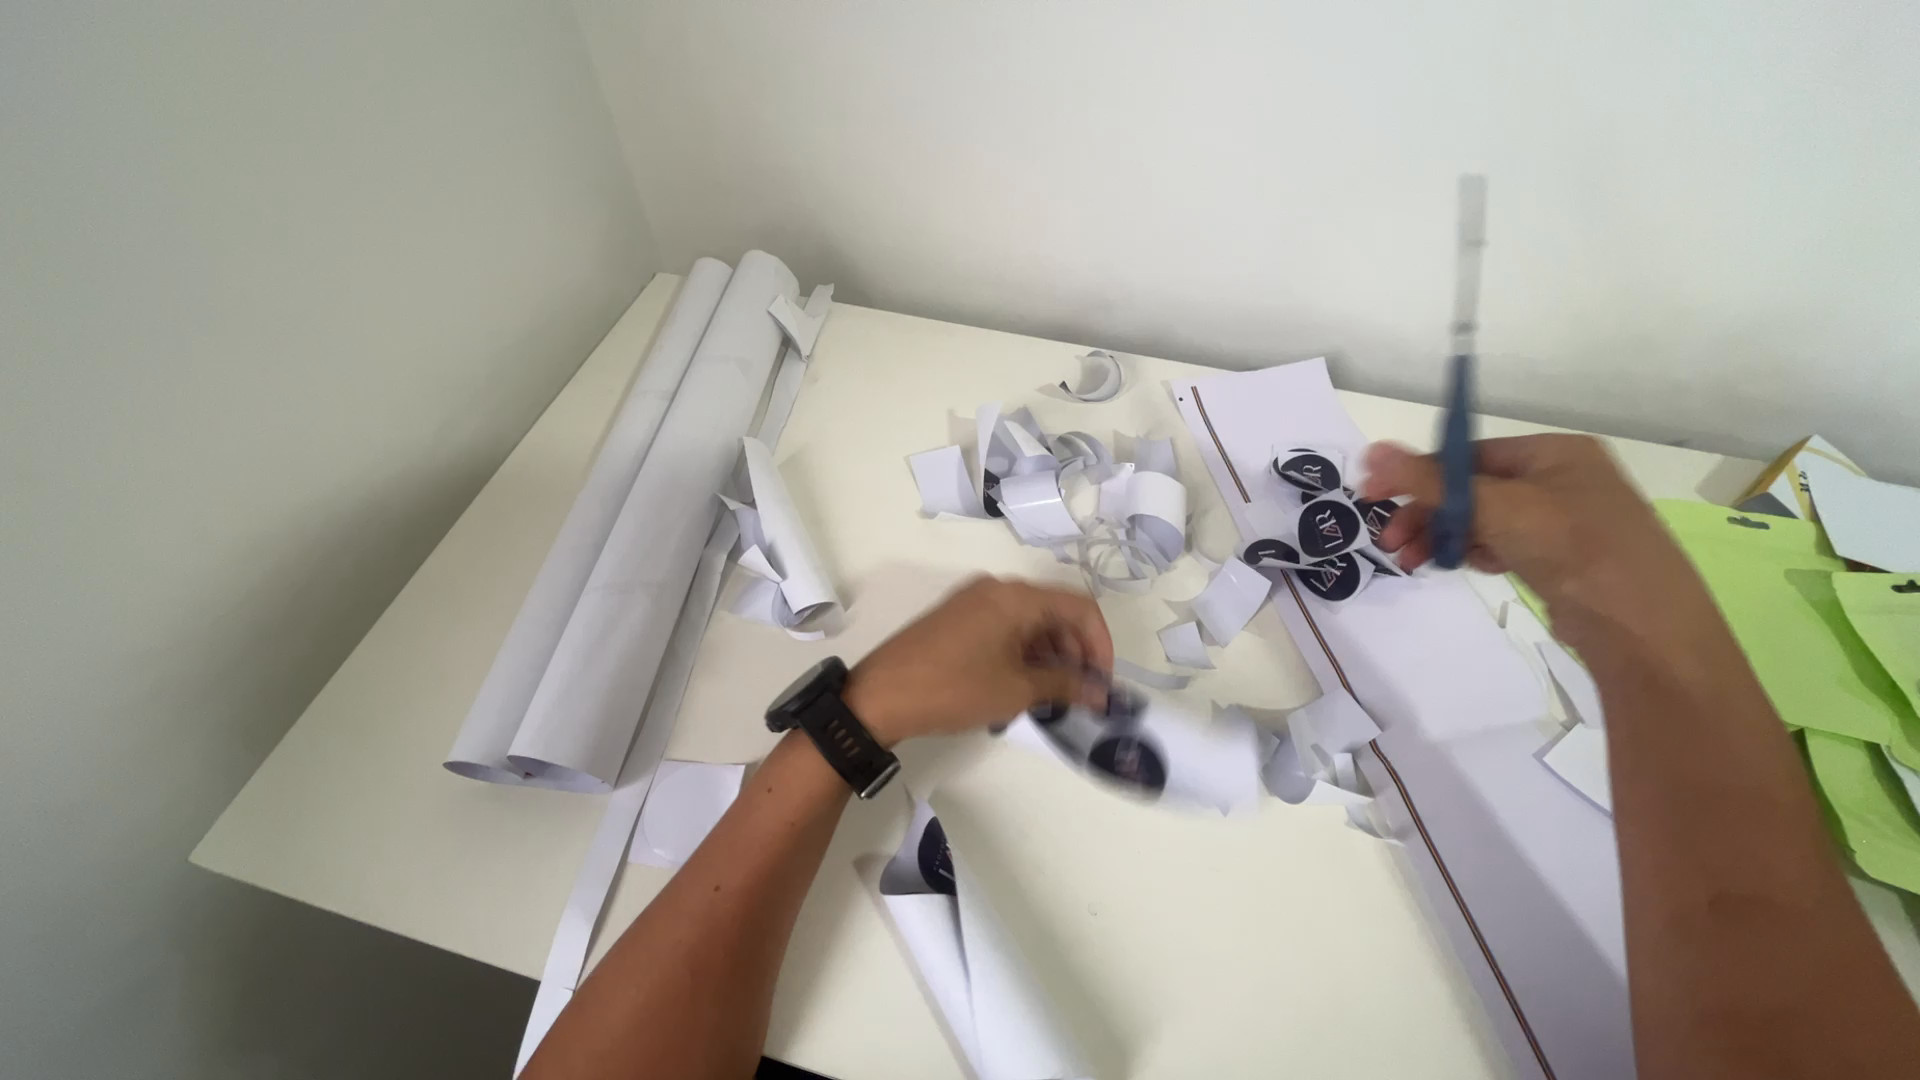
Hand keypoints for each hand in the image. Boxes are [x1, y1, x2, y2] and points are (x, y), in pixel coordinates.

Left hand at [843, 576, 1113, 746]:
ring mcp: (973, 601)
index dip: (1101, 645)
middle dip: (1074, 653)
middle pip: (1055, 613)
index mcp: (1016, 596)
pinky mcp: (957, 619)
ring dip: (1049, 656)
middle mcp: (996, 589)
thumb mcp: (1016, 689)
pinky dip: (1022, 654)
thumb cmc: (954, 688)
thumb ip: (1065, 685)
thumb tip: (1100, 691)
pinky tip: (1022, 687)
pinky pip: (1004, 628)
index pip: (1079, 608)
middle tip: (1080, 696)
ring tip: (1051, 698)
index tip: (1102, 684)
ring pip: (1029, 622)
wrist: (880, 696)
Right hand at [1359, 434, 1713, 647]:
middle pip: (1470, 488)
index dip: (1416, 475)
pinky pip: (1502, 543)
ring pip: (1482, 520)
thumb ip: (1428, 480)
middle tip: (1389, 542)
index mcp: (1553, 452)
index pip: (1466, 454)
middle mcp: (1560, 477)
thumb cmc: (1570, 547)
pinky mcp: (1561, 555)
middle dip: (1425, 515)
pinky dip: (1473, 553)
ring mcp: (1563, 518)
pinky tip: (1462, 568)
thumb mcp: (1492, 507)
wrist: (1641, 624)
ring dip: (1441, 537)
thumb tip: (1370, 451)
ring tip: (1413, 563)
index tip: (1373, 498)